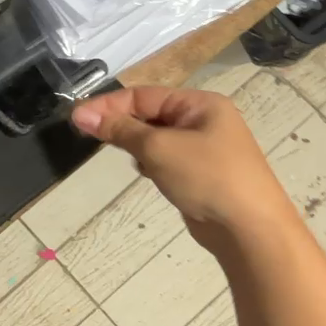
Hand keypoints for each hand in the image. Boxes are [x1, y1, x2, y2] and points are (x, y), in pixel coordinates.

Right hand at [70, 87, 300, 256]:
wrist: (250, 230)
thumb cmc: (207, 177)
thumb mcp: (157, 148)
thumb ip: (118, 129)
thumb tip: (79, 114)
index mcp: (200, 104)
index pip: (142, 95)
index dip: (107, 105)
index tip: (75, 117)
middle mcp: (204, 120)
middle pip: (148, 113)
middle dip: (118, 123)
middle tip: (86, 133)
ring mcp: (204, 147)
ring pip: (154, 136)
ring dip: (133, 143)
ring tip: (115, 152)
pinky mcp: (200, 171)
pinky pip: (164, 156)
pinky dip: (149, 160)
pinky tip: (145, 172)